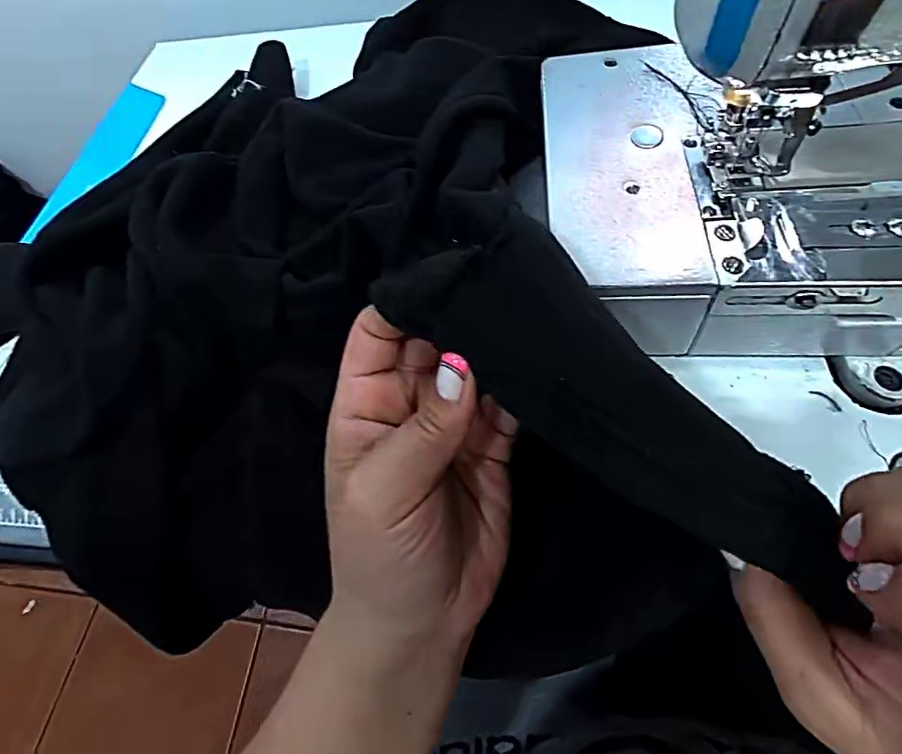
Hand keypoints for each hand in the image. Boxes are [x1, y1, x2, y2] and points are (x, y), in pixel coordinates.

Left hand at [323, 306, 517, 651]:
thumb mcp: (383, 492)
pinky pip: (507, 402)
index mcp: (366, 404)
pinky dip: (520, 385)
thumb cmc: (377, 557)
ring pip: (474, 366)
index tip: (442, 277)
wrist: (423, 624)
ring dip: (494, 347)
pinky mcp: (491, 443)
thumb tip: (463, 364)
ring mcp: (452, 422)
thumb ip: (424, 430)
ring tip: (521, 317)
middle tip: (494, 286)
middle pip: (433, 340)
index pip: (377, 333)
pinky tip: (535, 366)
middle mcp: (410, 403)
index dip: (403, 303)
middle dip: (458, 316)